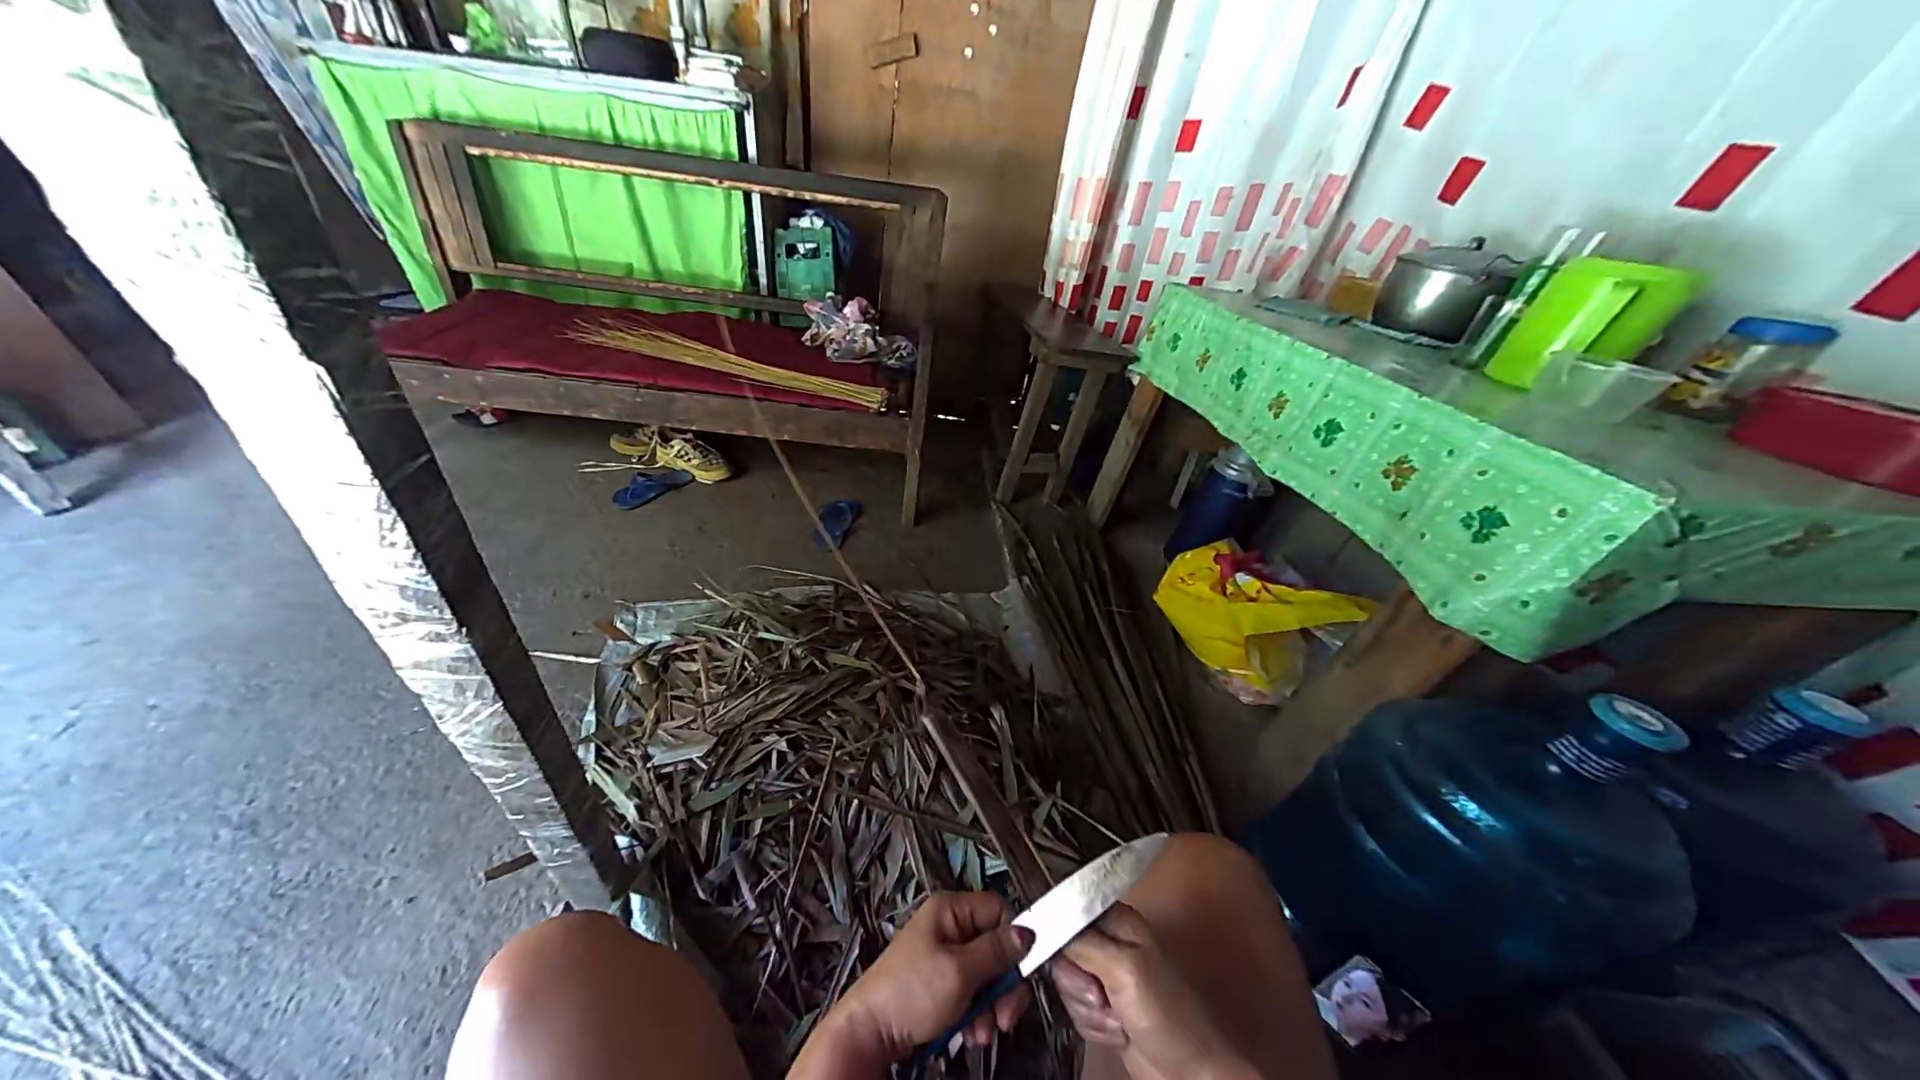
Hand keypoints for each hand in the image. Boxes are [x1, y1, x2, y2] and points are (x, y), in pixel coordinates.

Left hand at [792, 892, 1032, 1076]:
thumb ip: (997, 952)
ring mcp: (944, 956)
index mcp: (950, 910)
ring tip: (982, 1032)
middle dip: (1003, 985)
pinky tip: (971, 1033)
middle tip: (1004, 1016)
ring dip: (991, 1006)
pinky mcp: (940, 984)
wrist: (869, 1034)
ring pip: (987, 974)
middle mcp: (948, 927)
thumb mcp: (960, 972)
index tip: (1019, 972)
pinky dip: (977, 1014)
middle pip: (996, 946)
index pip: (998, 909)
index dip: (1012, 939)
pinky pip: (972, 992)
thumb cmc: (912, 994)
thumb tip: (1028, 932)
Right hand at [1051, 903, 1256, 1079]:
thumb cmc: (1168, 1015)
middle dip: (1077, 983)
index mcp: (1117, 920)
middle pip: (1062, 951)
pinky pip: (1074, 1009)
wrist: (1190, 1074)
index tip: (1069, 959)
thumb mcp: (1124, 969)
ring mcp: (1105, 976)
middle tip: (1102, 996)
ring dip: (1087, 1009)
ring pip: (1066, 983)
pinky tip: (1117, 1031)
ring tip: (1117, 1018)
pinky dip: (1092, 1025)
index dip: (1061, 934)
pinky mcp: (1102, 1006)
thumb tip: (1046, 924)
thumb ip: (1084, 943)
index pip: (1069, 910)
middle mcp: (1108, 942)